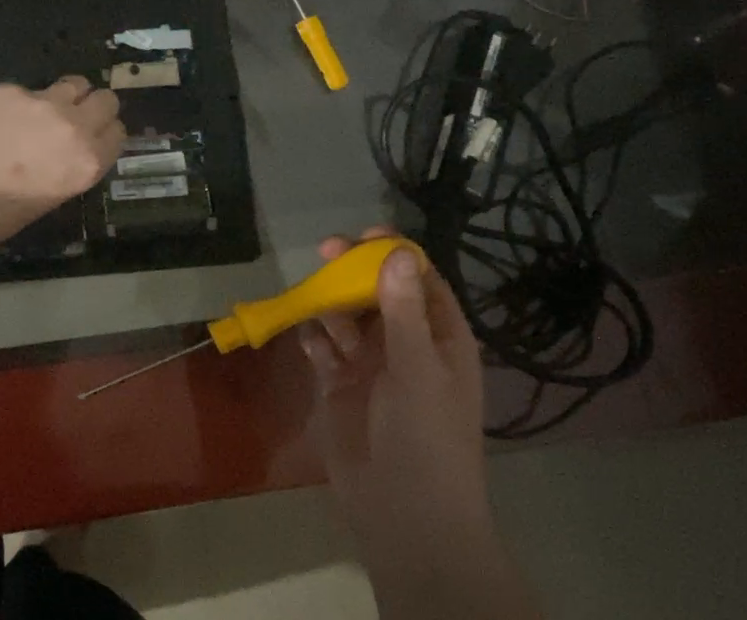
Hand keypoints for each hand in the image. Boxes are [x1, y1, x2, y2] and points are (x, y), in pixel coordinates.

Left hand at [0, 77, 123, 256]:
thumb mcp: (45, 201)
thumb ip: (67, 169)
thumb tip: (66, 153)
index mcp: (86, 165)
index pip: (117, 134)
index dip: (104, 136)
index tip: (91, 139)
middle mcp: (73, 128)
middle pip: (105, 100)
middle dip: (93, 108)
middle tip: (71, 121)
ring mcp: (41, 103)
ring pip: (73, 84)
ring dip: (64, 98)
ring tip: (40, 114)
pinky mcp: (8, 89)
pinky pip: (28, 90)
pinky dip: (20, 102)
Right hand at [299, 228, 491, 565]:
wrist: (404, 511)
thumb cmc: (426, 436)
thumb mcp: (420, 369)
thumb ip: (404, 311)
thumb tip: (396, 252)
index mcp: (440, 339)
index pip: (420, 282)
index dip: (396, 255)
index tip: (365, 235)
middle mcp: (406, 346)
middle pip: (377, 293)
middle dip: (354, 272)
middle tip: (325, 252)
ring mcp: (371, 366)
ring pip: (347, 317)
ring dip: (331, 304)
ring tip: (315, 301)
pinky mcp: (339, 386)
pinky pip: (323, 348)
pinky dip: (313, 337)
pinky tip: (306, 335)